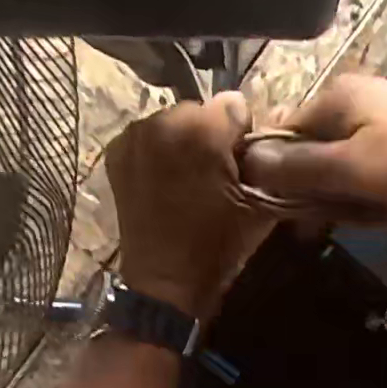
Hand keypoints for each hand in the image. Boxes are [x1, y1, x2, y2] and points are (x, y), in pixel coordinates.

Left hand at [107, 92, 274, 321]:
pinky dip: (161, 153)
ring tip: (190, 183)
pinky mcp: (117, 152)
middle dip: (211, 137)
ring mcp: (134, 135)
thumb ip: (268, 161)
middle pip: (201, 111)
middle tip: (216, 178)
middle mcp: (163, 120)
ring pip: (174, 122)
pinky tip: (166, 184)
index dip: (243, 136)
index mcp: (201, 130)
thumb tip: (269, 137)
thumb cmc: (219, 245)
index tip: (241, 167)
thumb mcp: (262, 207)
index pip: (235, 106)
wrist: (167, 281)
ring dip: (186, 144)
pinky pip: (149, 137)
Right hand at [239, 77, 386, 216]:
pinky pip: (386, 168)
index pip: (286, 135)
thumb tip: (250, 161)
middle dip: (332, 194)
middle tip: (354, 218)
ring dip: (362, 199)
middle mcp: (362, 98)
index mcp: (337, 96)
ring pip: (355, 166)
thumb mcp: (352, 168)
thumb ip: (302, 167)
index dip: (285, 178)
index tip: (298, 214)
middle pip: (322, 153)